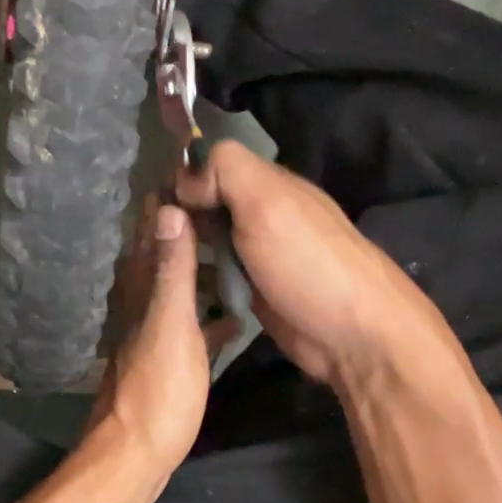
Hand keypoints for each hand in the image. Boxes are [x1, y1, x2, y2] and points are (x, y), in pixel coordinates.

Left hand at [91, 197, 210, 473]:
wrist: (136, 455)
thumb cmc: (157, 389)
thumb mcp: (170, 324)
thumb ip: (172, 270)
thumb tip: (168, 207)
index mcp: (141, 288)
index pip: (151, 228)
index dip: (167, 197)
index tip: (191, 164)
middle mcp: (143, 302)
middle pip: (165, 251)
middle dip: (189, 224)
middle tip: (226, 199)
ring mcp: (156, 332)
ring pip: (179, 285)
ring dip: (202, 264)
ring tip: (237, 245)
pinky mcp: (171, 359)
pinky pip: (194, 322)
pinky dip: (213, 312)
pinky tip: (237, 314)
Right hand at [175, 141, 413, 385]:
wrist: (353, 338)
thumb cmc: (308, 264)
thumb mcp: (268, 202)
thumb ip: (226, 172)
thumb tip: (183, 176)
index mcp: (269, 185)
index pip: (212, 164)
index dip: (183, 176)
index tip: (154, 200)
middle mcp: (261, 214)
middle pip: (206, 202)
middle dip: (176, 213)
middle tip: (147, 234)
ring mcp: (257, 255)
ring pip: (207, 240)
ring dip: (181, 246)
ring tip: (152, 259)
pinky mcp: (252, 291)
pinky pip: (214, 274)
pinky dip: (193, 276)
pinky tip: (169, 284)